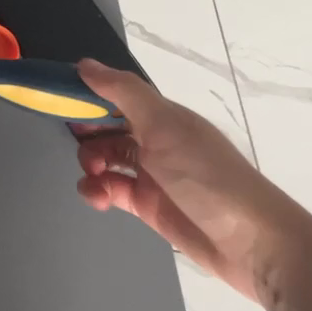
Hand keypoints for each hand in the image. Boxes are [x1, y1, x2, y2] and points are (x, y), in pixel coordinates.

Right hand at [74, 59, 306, 299]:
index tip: (55, 97)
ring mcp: (151, 174)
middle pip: (104, 126)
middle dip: (84, 130)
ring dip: (89, 163)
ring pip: (103, 158)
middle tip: (76, 139)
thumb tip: (84, 64)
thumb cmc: (209, 176)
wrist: (256, 246)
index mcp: (160, 116)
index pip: (112, 94)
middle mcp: (154, 140)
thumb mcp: (165, 125)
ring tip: (93, 175)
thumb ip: (122, 91)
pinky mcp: (147, 206)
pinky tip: (97, 196)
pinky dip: (97, 190)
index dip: (84, 93)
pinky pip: (110, 190)